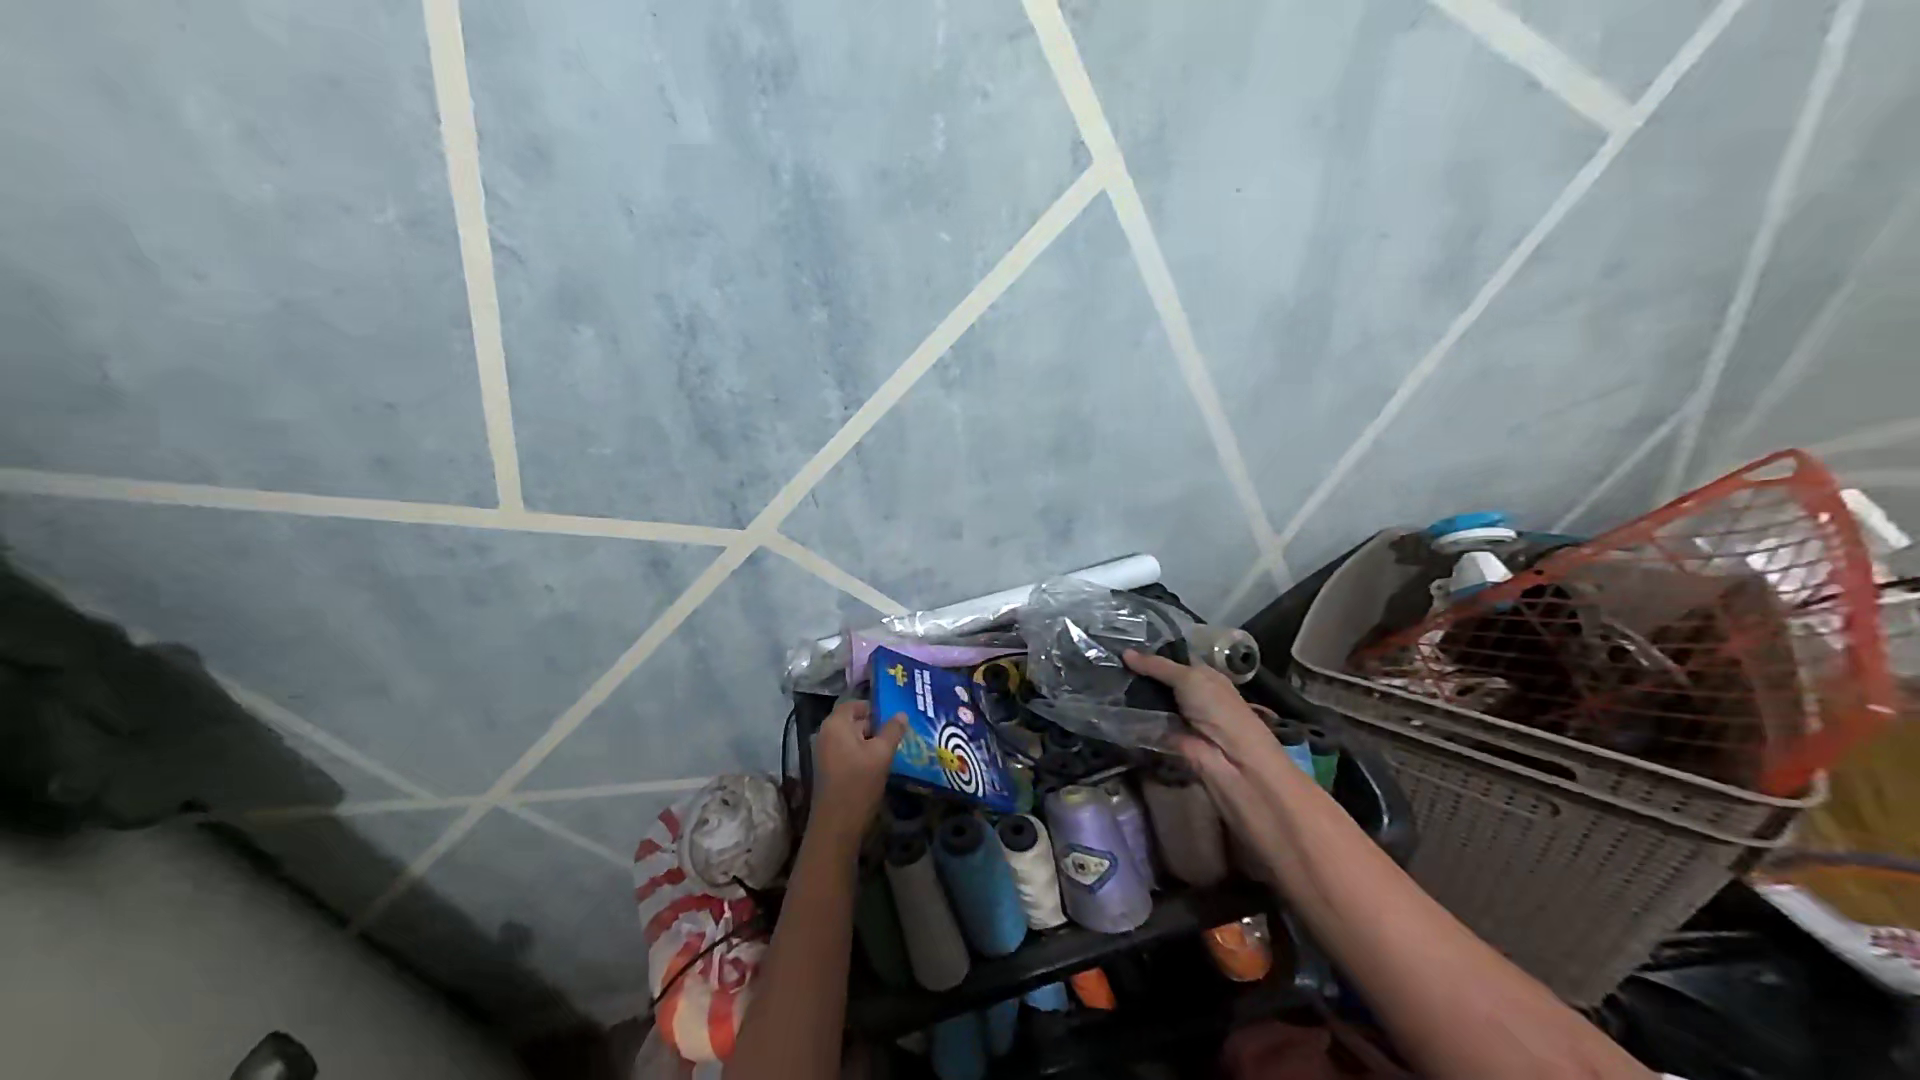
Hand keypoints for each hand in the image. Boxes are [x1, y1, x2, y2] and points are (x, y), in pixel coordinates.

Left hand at [811, 700, 904, 844]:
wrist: (836, 825)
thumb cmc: (859, 783)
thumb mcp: (881, 754)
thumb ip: (893, 730)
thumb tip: (902, 713)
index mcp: (835, 724)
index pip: (856, 704)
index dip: (876, 707)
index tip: (896, 713)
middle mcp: (826, 734)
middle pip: (855, 720)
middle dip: (877, 724)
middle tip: (902, 729)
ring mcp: (826, 752)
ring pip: (854, 738)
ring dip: (873, 740)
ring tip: (897, 745)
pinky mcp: (830, 769)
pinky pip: (850, 752)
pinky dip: (865, 753)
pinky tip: (883, 762)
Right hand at [1123, 649, 1287, 775]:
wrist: (1230, 758)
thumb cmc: (1216, 708)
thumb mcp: (1189, 678)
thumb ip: (1157, 666)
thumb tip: (1125, 652)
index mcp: (1201, 675)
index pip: (1171, 659)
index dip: (1148, 653)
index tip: (1120, 647)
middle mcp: (1190, 694)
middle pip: (1157, 680)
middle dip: (1135, 674)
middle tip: (1107, 664)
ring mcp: (1177, 716)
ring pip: (1149, 700)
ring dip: (1130, 695)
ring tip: (1102, 682)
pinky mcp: (1167, 736)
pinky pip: (1145, 722)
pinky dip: (1131, 717)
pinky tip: (1109, 706)